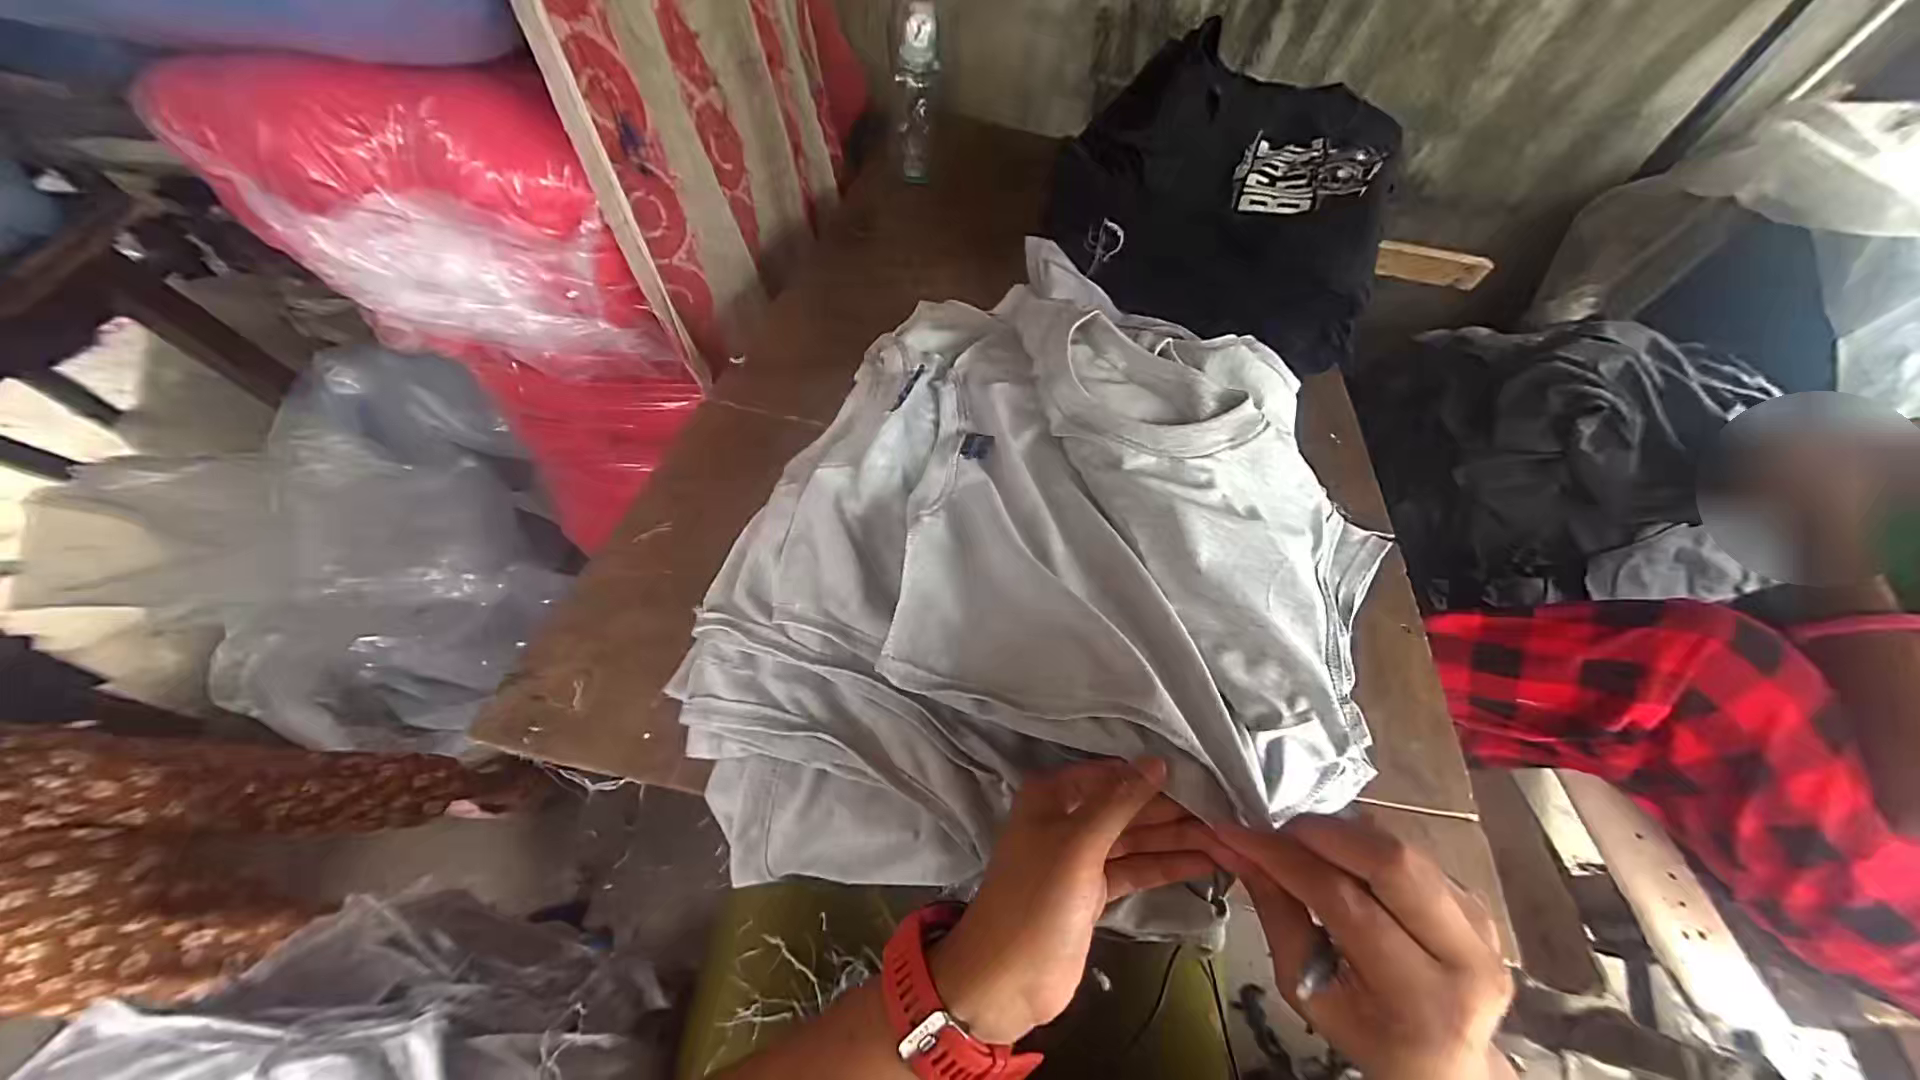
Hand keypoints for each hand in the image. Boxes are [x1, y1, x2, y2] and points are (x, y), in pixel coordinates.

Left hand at [928, 757, 1216, 1043]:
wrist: (1007, 979)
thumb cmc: (1037, 900)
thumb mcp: (1077, 844)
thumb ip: (1118, 802)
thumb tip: (1156, 762)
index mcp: (1053, 795)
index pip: (1111, 774)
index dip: (1152, 776)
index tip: (1201, 776)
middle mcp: (1067, 817)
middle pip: (1126, 806)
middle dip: (1171, 810)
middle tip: (1224, 811)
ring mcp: (1082, 855)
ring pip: (1135, 838)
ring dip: (1176, 838)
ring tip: (1226, 836)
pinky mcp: (1094, 888)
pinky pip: (1135, 867)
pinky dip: (1165, 865)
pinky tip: (1204, 861)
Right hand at [1116, 813, 1512, 1079]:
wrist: (1448, 1065)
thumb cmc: (1368, 1035)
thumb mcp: (1309, 993)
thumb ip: (1276, 915)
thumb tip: (1235, 849)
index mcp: (1421, 1000)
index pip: (1341, 900)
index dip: (1281, 856)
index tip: (1235, 832)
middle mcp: (1466, 960)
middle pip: (1391, 860)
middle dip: (1320, 832)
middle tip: (1276, 832)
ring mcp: (1481, 927)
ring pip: (1401, 848)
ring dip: (1340, 835)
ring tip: (1303, 847)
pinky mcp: (1478, 903)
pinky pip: (1410, 853)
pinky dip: (1363, 845)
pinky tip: (1340, 862)